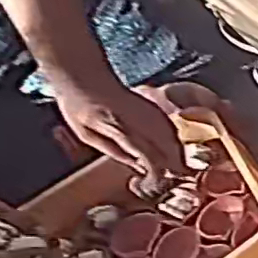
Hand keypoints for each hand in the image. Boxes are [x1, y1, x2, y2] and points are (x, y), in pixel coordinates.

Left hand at [55, 82, 185, 179]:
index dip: (157, 171)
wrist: (86, 77)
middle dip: (172, 166)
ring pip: (175, 142)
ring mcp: (152, 115)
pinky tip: (172, 151)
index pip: (148, 156)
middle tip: (172, 177)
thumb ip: (115, 152)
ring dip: (177, 156)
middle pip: (168, 151)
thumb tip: (139, 167)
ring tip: (175, 168)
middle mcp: (140, 122)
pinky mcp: (157, 111)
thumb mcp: (86, 135)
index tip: (158, 181)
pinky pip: (173, 132)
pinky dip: (175, 144)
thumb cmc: (80, 105)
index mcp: (119, 129)